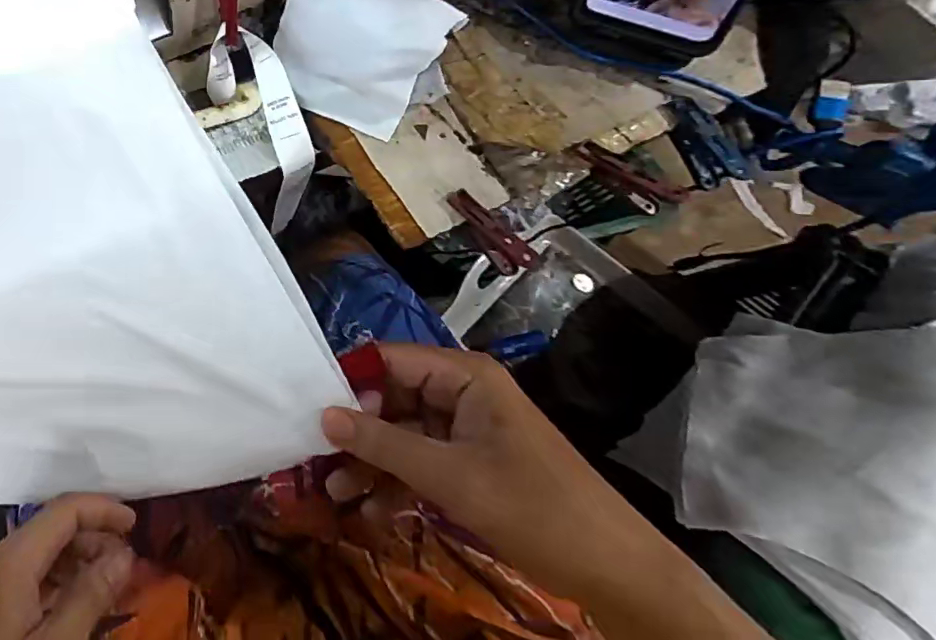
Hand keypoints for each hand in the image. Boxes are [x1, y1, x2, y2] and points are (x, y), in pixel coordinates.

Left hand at [0, 493, 135, 639]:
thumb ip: (89, 597)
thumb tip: (124, 554)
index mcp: (12, 559)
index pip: (63, 510)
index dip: (102, 510)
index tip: (137, 526)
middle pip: (52, 528)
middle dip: (95, 538)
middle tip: (130, 565)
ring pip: (42, 554)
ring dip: (80, 561)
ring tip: (112, 585)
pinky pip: (31, 578)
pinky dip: (61, 582)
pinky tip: (80, 606)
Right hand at [320, 344, 768, 639]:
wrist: (620, 576)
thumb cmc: (537, 509)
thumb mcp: (452, 476)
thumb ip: (384, 444)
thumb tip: (324, 416)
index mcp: (464, 376)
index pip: (390, 360)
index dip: (352, 382)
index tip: (315, 411)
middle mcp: (462, 392)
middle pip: (392, 398)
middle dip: (357, 432)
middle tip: (319, 457)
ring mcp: (466, 429)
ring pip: (402, 433)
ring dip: (371, 463)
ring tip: (337, 492)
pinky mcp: (470, 462)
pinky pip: (421, 460)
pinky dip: (397, 482)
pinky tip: (372, 511)